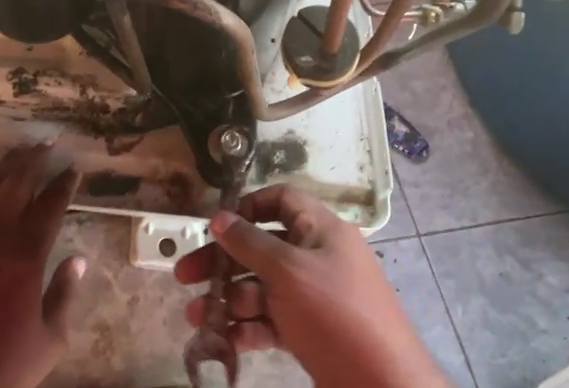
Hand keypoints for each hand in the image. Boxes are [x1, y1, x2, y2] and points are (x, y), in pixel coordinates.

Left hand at [0, 145, 85, 387]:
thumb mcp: (48, 342)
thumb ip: (64, 295)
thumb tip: (78, 259)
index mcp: (27, 256)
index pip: (51, 206)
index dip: (64, 184)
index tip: (73, 169)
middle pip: (19, 183)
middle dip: (36, 160)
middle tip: (48, 145)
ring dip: (6, 164)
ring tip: (19, 150)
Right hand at [175, 185, 453, 387]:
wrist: (384, 386)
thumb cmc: (336, 313)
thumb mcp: (288, 271)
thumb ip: (250, 243)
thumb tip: (218, 217)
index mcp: (320, 230)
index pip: (281, 201)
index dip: (247, 207)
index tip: (216, 226)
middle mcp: (316, 257)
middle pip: (261, 247)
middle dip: (222, 261)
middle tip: (185, 275)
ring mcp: (313, 296)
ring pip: (261, 287)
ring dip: (228, 299)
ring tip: (198, 318)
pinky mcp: (309, 332)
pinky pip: (271, 320)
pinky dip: (247, 327)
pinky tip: (222, 340)